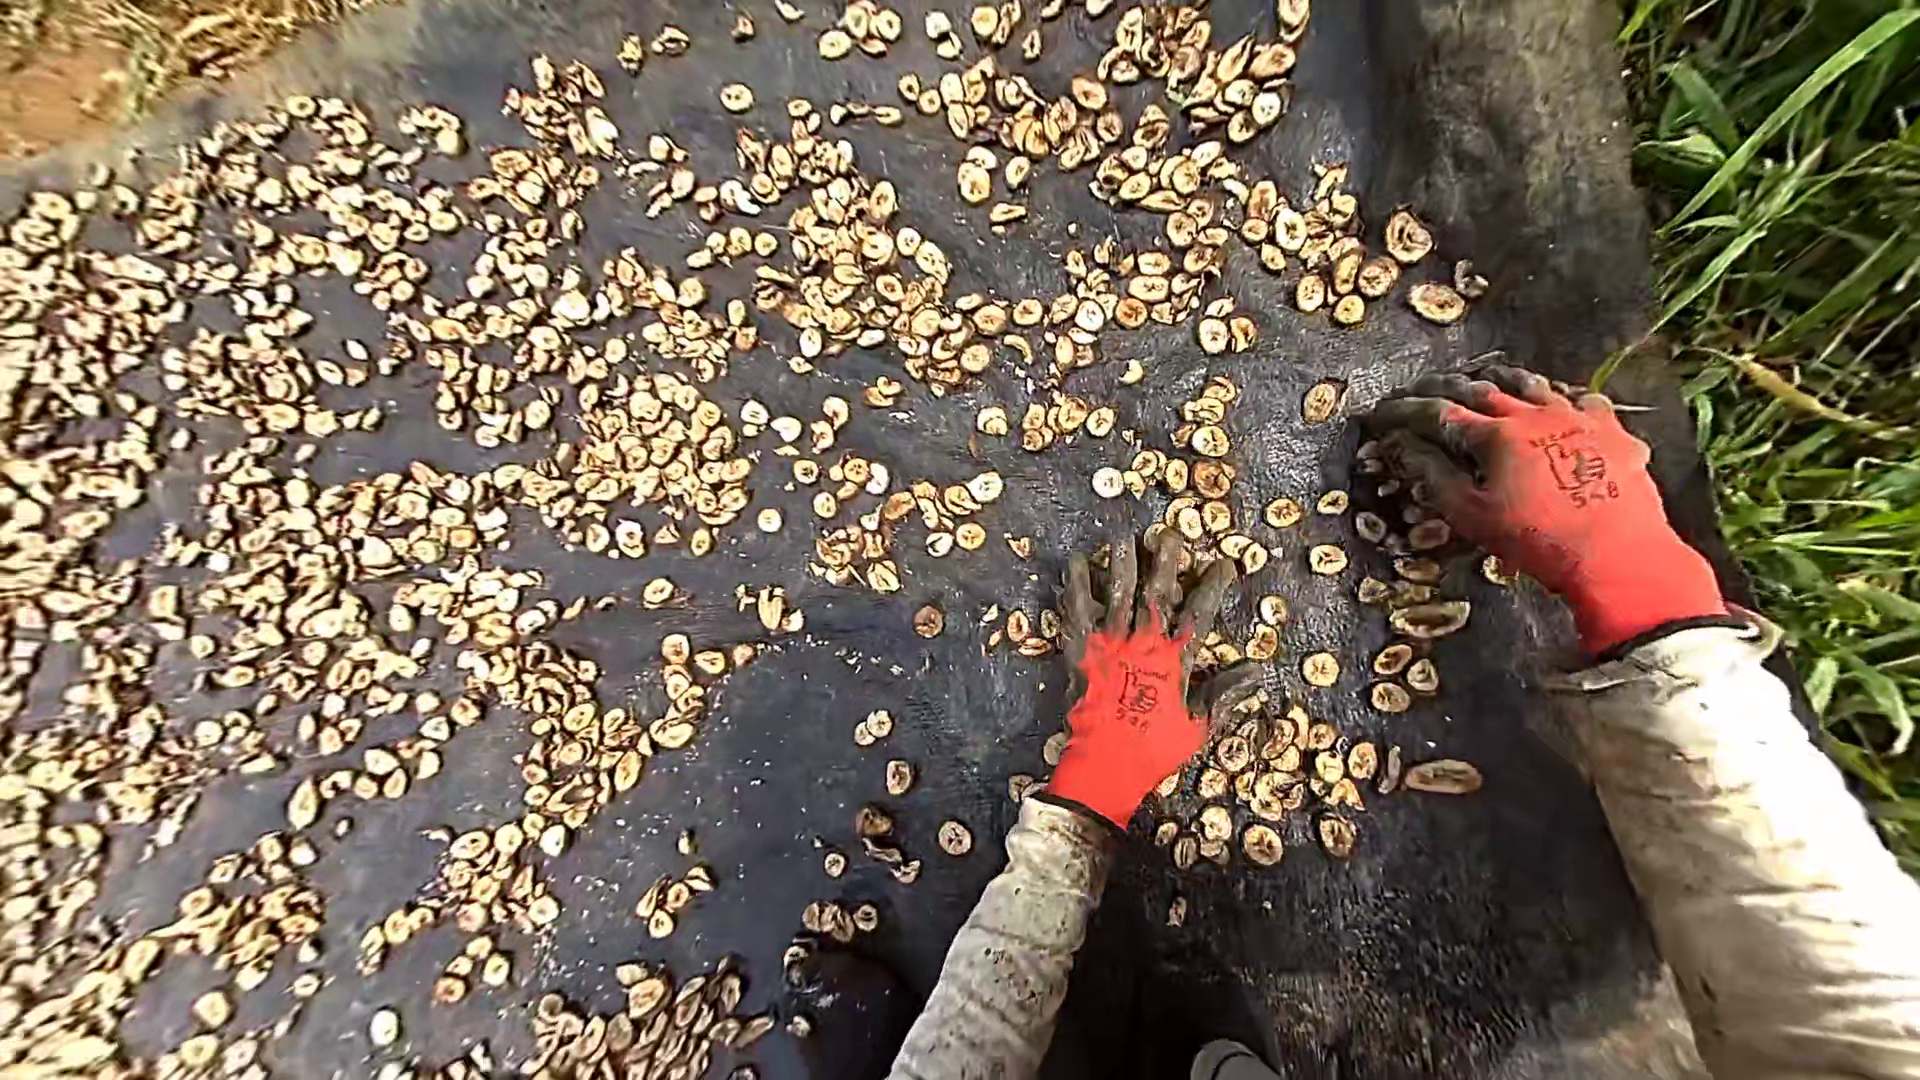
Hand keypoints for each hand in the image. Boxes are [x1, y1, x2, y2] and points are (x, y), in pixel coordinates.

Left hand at [1047, 532, 1260, 826]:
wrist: (1106, 760)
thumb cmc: (1154, 746)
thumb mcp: (1199, 726)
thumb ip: (1225, 694)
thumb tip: (1257, 671)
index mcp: (1174, 658)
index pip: (1200, 613)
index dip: (1213, 587)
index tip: (1225, 564)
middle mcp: (1143, 641)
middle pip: (1156, 592)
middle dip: (1165, 561)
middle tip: (1169, 534)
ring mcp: (1110, 641)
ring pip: (1118, 592)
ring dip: (1123, 562)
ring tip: (1125, 536)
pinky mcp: (1081, 647)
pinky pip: (1078, 609)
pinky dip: (1076, 585)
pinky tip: (1076, 562)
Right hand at [1370, 365, 1725, 655]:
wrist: (1616, 556)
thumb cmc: (1532, 537)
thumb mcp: (1468, 511)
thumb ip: (1433, 473)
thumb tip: (1403, 445)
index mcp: (1496, 436)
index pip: (1438, 413)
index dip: (1404, 411)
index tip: (1381, 413)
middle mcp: (1536, 416)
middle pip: (1481, 389)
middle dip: (1442, 387)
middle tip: (1419, 390)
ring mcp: (1579, 419)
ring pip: (1532, 385)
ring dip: (1499, 381)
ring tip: (1481, 381)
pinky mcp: (1612, 432)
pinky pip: (1581, 400)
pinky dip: (1556, 397)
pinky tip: (1552, 404)